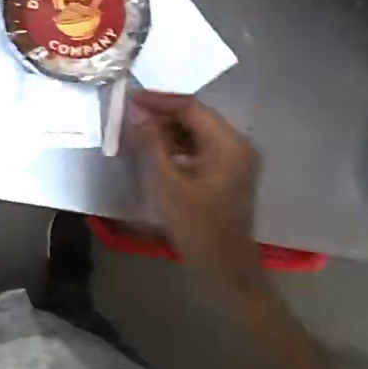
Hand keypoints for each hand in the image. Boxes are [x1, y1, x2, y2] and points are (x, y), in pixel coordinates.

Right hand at [129, 91, 263, 290]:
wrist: (226, 268)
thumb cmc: (197, 227)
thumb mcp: (167, 184)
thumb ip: (150, 143)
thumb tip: (134, 110)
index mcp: (228, 144)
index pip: (190, 107)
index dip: (159, 101)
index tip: (130, 99)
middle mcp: (237, 144)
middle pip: (195, 117)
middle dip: (162, 115)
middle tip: (130, 116)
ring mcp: (236, 158)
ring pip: (197, 131)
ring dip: (169, 129)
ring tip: (138, 132)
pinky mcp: (229, 171)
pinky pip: (202, 147)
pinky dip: (179, 145)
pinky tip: (157, 151)